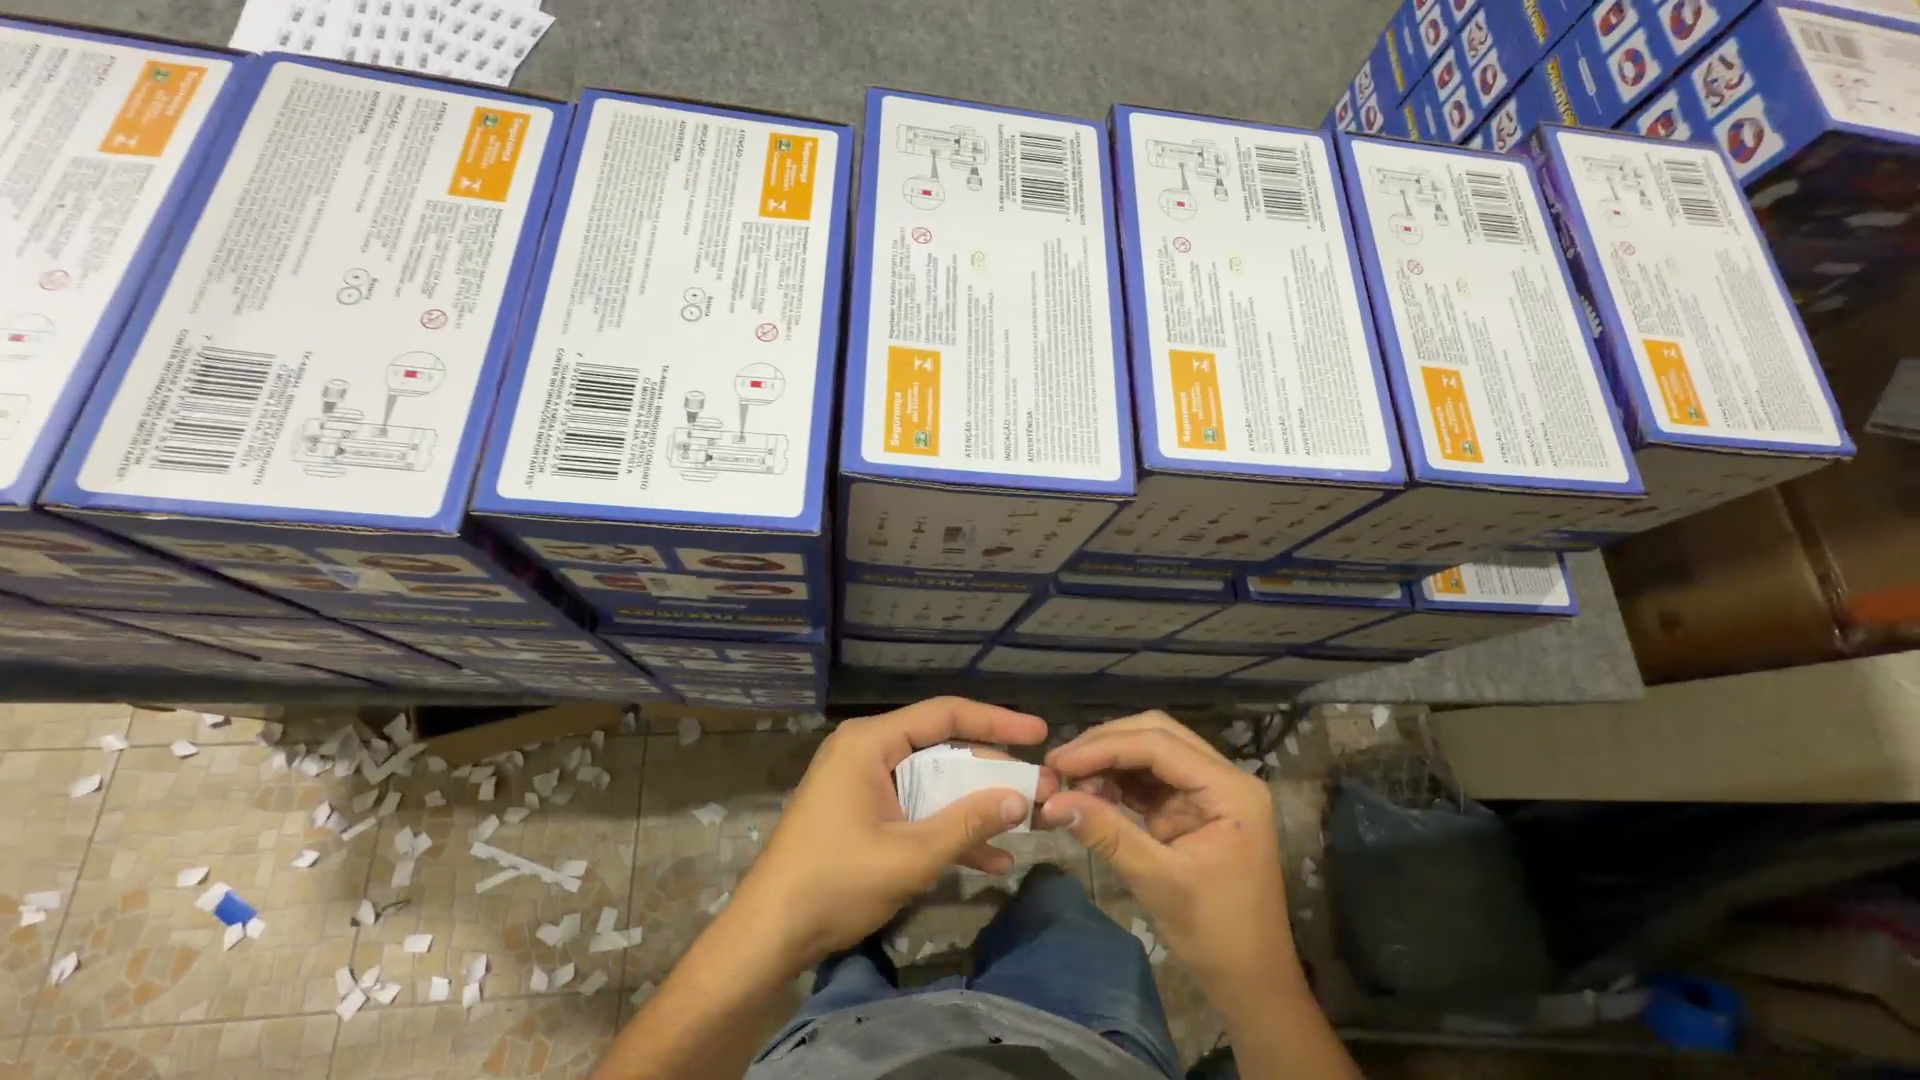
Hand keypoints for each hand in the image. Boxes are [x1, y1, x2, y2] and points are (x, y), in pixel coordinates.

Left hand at [731, 697, 1055, 968]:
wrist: (769, 933)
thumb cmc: (834, 883)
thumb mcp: (910, 855)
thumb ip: (968, 823)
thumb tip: (1022, 798)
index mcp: (870, 743)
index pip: (945, 714)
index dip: (996, 720)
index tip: (1039, 733)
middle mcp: (867, 752)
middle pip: (942, 749)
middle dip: (991, 773)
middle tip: (1039, 790)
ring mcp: (864, 785)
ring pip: (934, 783)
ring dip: (975, 807)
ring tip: (1026, 826)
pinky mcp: (864, 815)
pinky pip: (916, 810)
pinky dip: (948, 831)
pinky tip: (991, 861)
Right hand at [1039, 712, 1295, 989]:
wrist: (1250, 977)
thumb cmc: (1216, 931)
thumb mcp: (1159, 880)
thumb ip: (1108, 834)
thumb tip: (1053, 802)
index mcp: (1229, 789)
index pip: (1160, 744)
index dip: (1105, 747)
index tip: (1060, 762)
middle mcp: (1222, 779)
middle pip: (1157, 736)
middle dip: (1105, 746)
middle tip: (1059, 765)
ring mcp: (1207, 793)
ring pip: (1151, 754)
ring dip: (1109, 763)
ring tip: (1070, 783)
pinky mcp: (1192, 810)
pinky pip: (1150, 781)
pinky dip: (1118, 784)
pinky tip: (1090, 795)